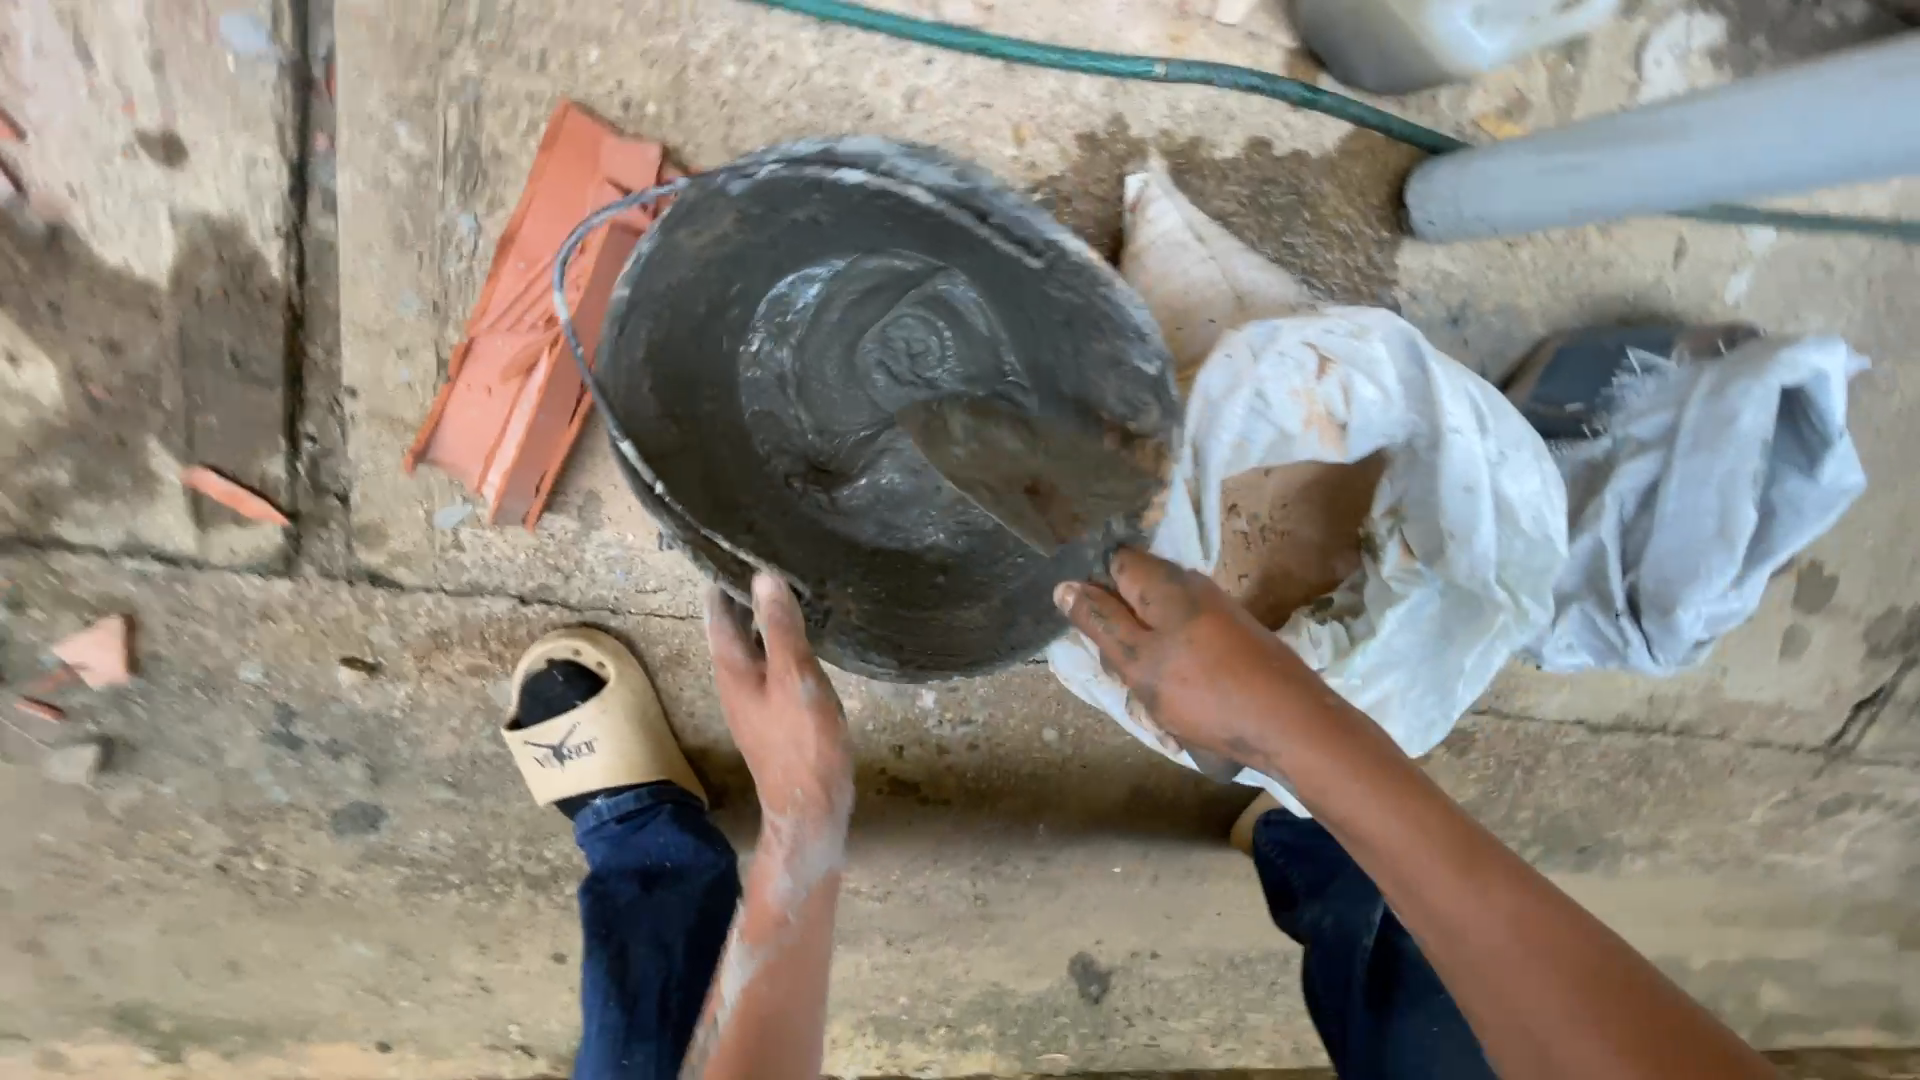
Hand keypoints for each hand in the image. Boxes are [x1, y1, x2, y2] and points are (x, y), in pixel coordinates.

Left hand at [706, 573, 853, 838]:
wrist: (810, 804)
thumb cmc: (802, 739)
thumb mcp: (794, 676)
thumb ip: (780, 626)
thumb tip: (763, 577)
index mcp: (732, 668)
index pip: (718, 611)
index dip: (726, 579)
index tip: (741, 546)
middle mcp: (735, 680)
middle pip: (733, 626)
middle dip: (747, 594)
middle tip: (771, 557)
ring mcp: (754, 697)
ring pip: (753, 645)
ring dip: (765, 617)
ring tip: (790, 587)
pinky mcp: (775, 710)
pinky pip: (772, 662)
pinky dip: (781, 640)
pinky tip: (804, 635)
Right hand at [1055, 547, 1355, 778]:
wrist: (1292, 724)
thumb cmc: (1204, 691)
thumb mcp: (1137, 661)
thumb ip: (1099, 622)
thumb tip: (1064, 586)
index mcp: (1163, 581)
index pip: (1112, 559)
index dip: (1091, 585)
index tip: (1084, 624)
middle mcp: (1191, 585)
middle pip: (1134, 592)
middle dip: (1117, 628)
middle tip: (1118, 670)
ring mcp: (1215, 611)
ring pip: (1158, 622)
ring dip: (1144, 656)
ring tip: (1150, 694)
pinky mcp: (1232, 637)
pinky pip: (1184, 641)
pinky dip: (1172, 666)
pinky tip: (1178, 699)